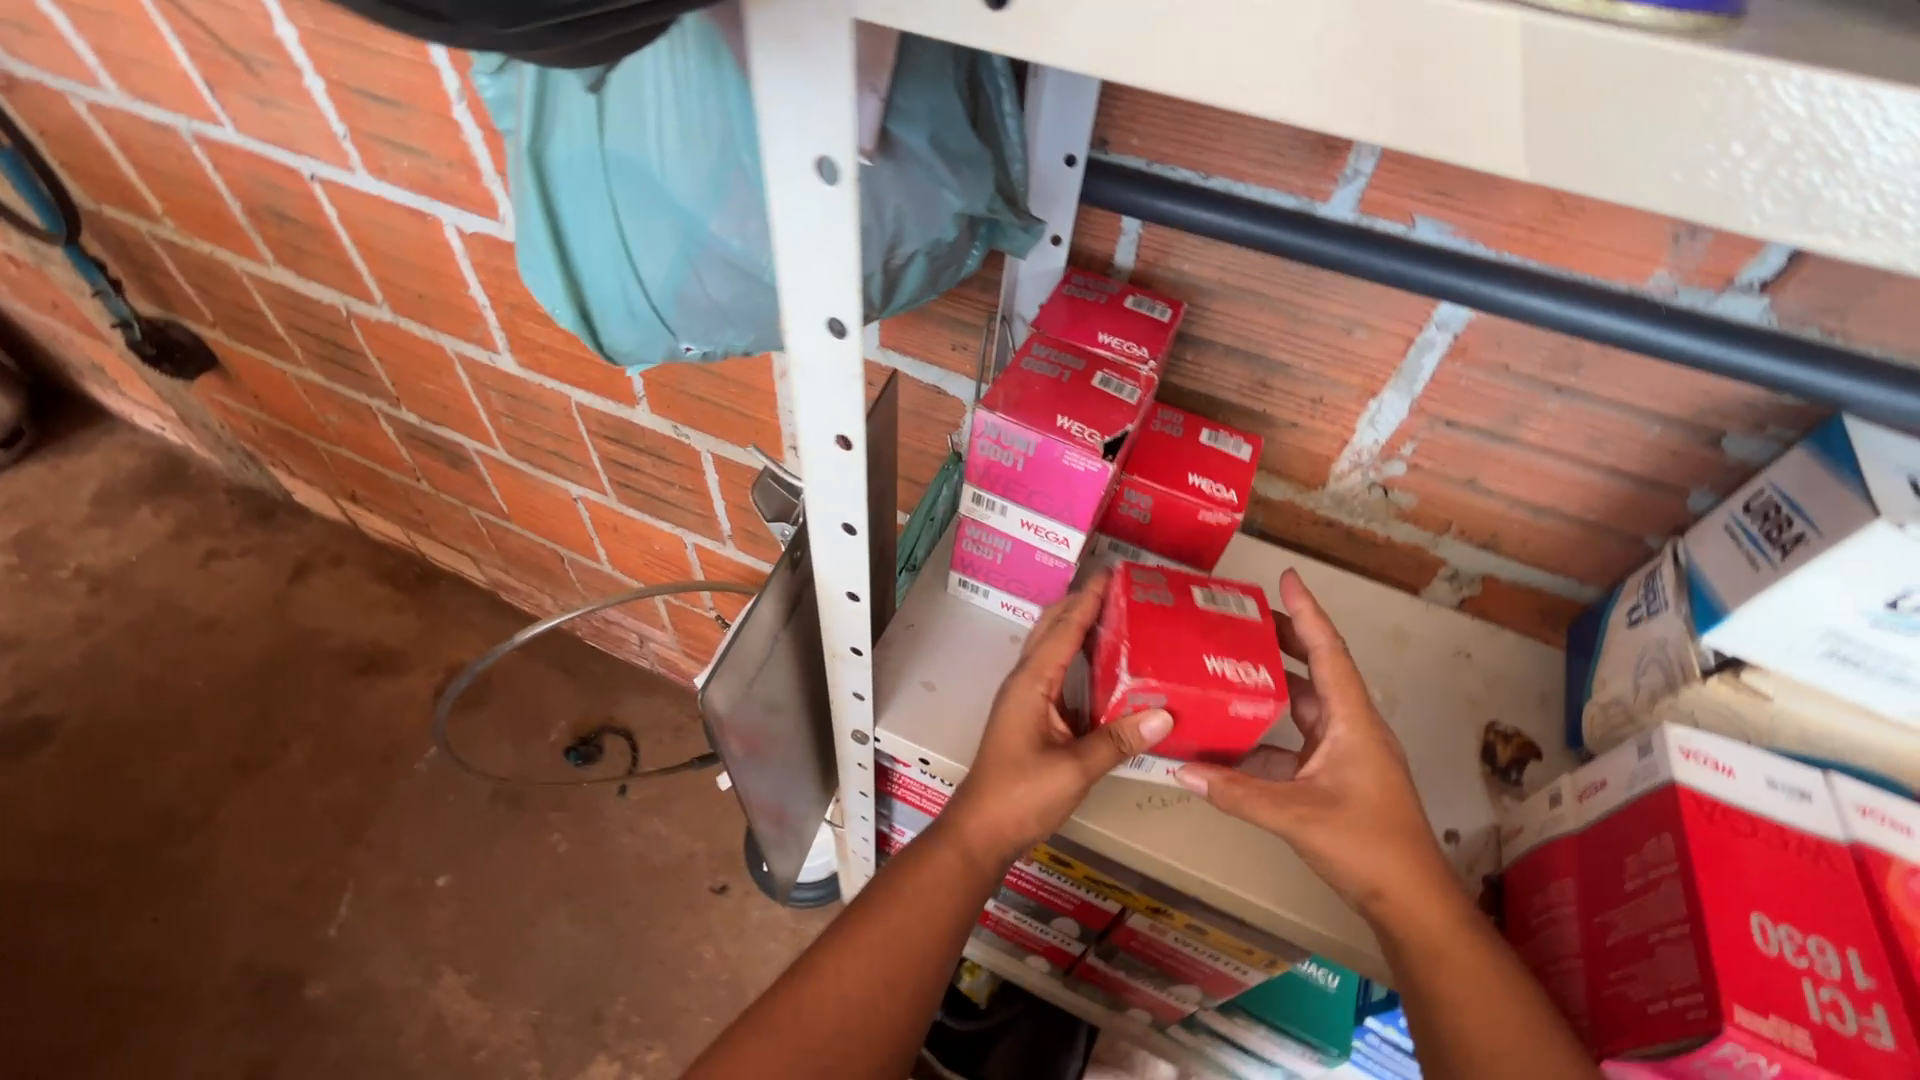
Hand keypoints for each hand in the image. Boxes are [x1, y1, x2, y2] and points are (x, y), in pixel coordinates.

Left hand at [942, 569, 1173, 867]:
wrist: (981, 830)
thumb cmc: (1021, 795)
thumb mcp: (1075, 769)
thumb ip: (1119, 741)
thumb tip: (1165, 715)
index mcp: (1031, 683)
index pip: (1063, 629)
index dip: (1088, 600)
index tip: (1112, 574)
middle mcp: (1024, 682)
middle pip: (1051, 630)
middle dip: (1080, 605)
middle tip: (1120, 591)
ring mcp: (1024, 700)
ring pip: (1051, 651)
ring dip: (1077, 630)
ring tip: (1117, 619)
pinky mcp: (1030, 718)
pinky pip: (1056, 676)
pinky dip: (1077, 662)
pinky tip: (1105, 671)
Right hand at [1175, 570, 1459, 922]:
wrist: (1411, 901)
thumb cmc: (1366, 845)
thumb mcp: (1295, 815)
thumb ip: (1236, 792)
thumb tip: (1179, 769)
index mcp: (1353, 721)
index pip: (1328, 652)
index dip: (1307, 612)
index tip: (1287, 577)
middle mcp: (1350, 727)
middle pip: (1316, 670)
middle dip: (1283, 640)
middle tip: (1242, 617)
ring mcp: (1344, 753)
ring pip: (1304, 705)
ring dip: (1271, 685)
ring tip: (1228, 665)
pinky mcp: (1334, 777)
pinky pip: (1294, 742)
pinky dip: (1264, 734)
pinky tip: (1231, 736)